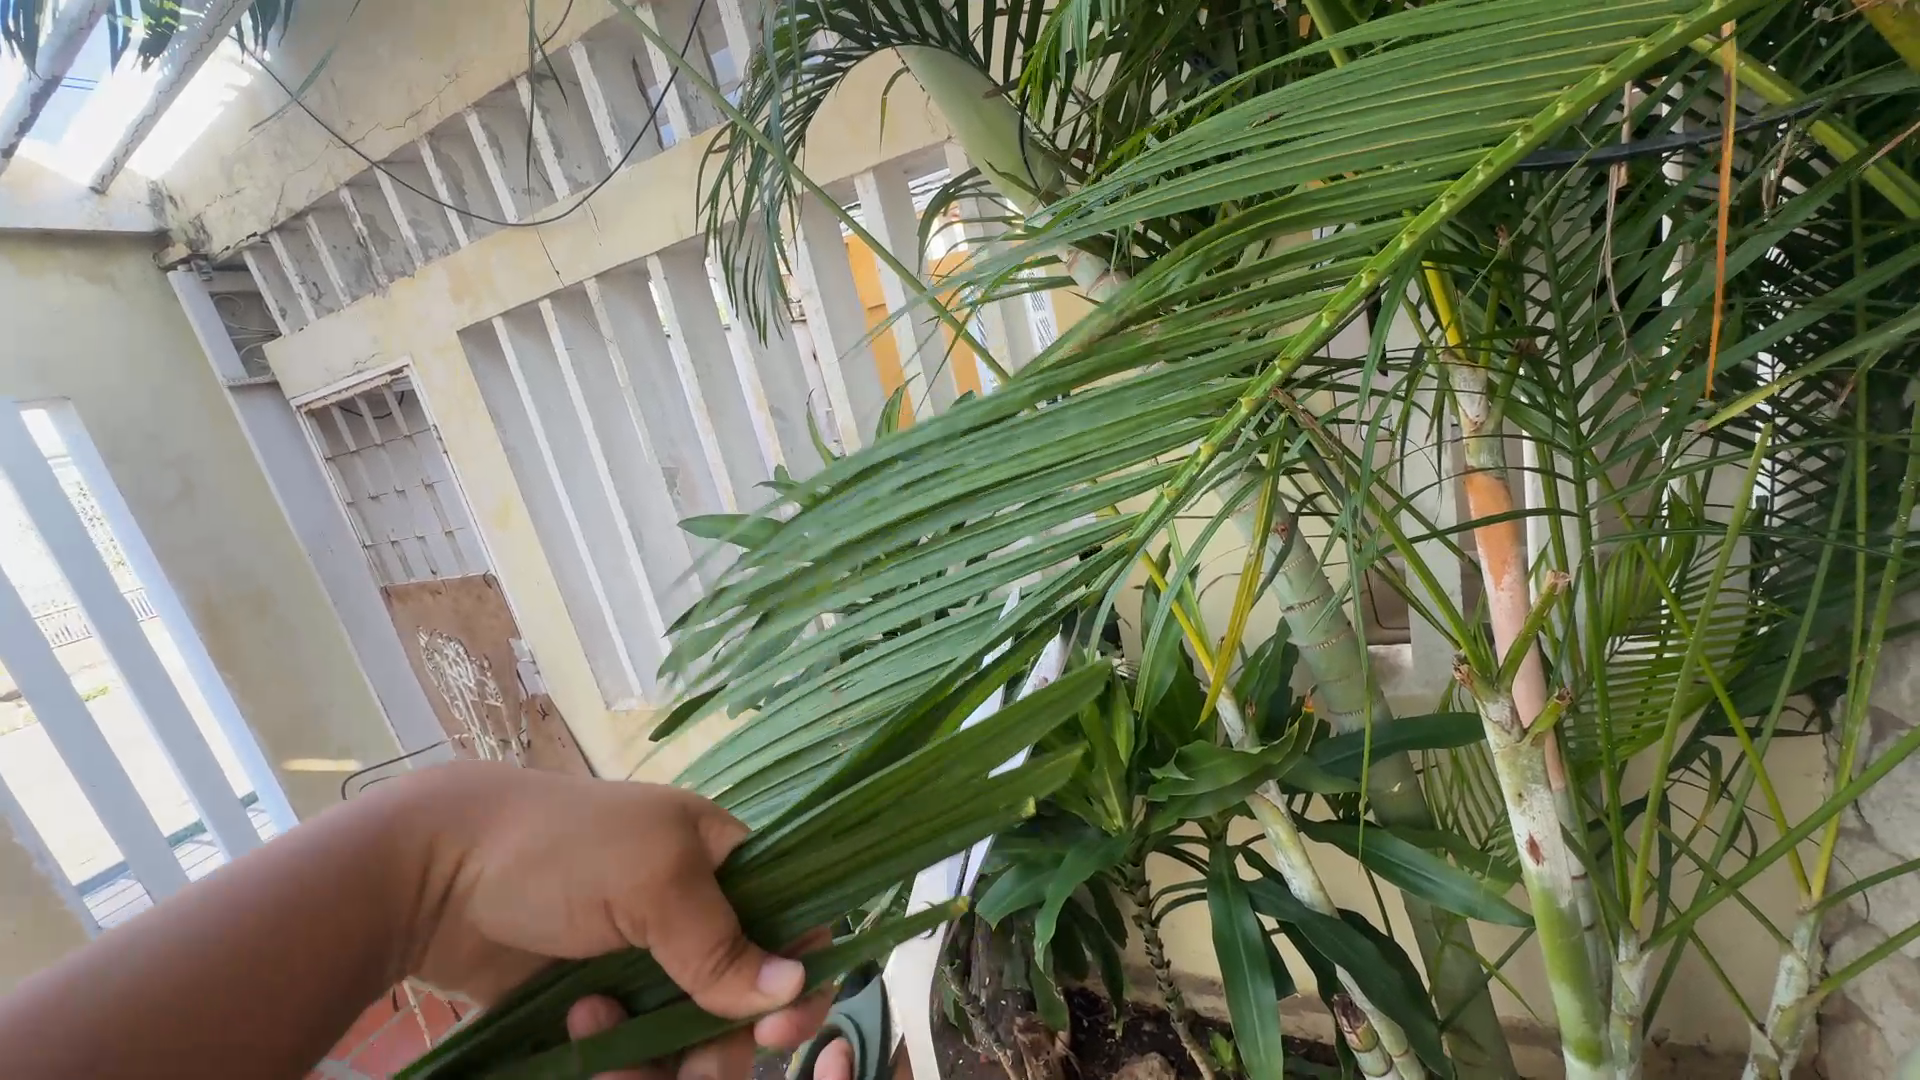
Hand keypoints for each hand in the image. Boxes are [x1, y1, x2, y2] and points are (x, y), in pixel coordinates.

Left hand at [398, 762, 834, 1079]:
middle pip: (747, 1000)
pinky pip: (639, 1055)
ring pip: (692, 1039)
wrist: (436, 873)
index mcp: (727, 862)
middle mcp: (700, 914)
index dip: (798, 978)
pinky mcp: (605, 1003)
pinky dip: (618, 1061)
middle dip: (720, 1044)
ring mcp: (652, 962)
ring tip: (599, 1037)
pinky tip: (577, 1025)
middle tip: (690, 1071)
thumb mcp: (655, 880)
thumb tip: (797, 986)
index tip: (776, 1032)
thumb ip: (721, 942)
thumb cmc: (565, 850)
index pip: (795, 921)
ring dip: (659, 1062)